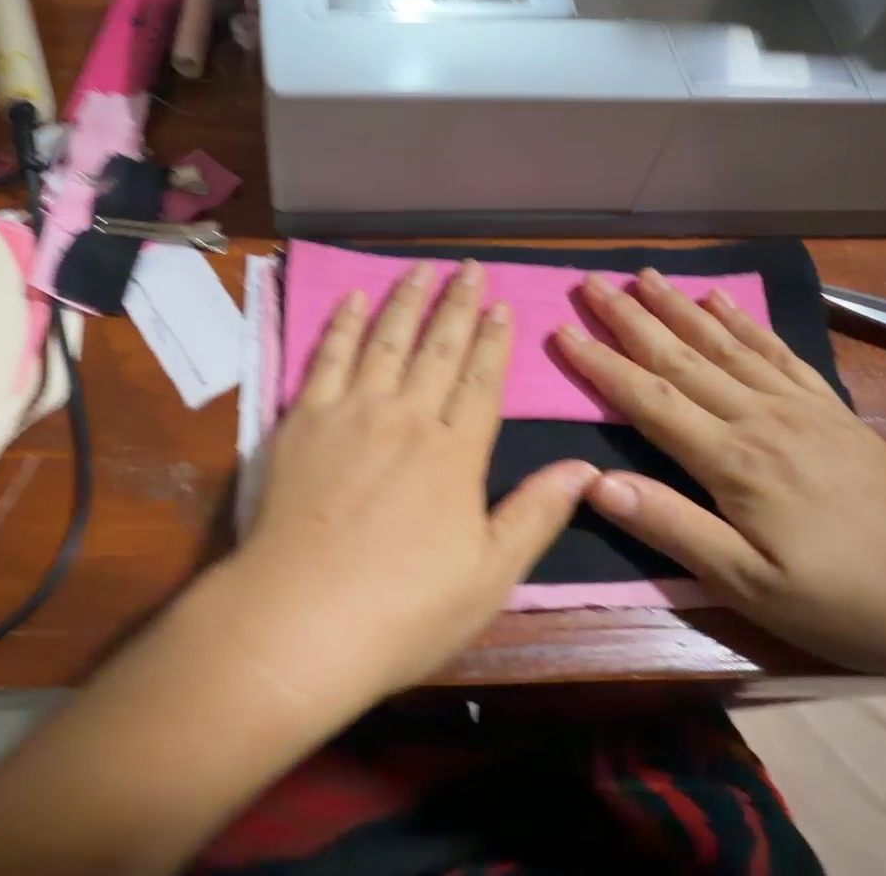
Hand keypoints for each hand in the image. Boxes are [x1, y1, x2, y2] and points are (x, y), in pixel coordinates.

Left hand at [215, 260, 598, 714]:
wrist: (300, 619)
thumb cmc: (403, 609)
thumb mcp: (490, 576)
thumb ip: (536, 514)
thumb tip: (585, 467)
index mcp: (455, 453)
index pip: (483, 382)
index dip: (494, 341)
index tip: (502, 304)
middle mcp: (406, 418)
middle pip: (437, 349)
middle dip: (456, 305)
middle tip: (468, 267)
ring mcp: (349, 414)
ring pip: (384, 342)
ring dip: (404, 302)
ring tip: (420, 269)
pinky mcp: (300, 422)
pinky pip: (326, 358)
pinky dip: (342, 325)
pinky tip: (352, 300)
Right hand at [554, 270, 885, 683]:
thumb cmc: (842, 600)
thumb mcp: (747, 583)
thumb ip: (671, 526)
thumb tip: (594, 483)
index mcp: (733, 460)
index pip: (650, 400)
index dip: (601, 365)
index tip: (561, 332)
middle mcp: (761, 418)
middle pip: (682, 358)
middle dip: (630, 318)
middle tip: (590, 282)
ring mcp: (801, 408)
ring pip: (726, 345)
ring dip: (679, 307)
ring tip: (645, 275)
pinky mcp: (832, 411)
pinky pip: (779, 352)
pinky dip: (746, 322)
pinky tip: (724, 301)